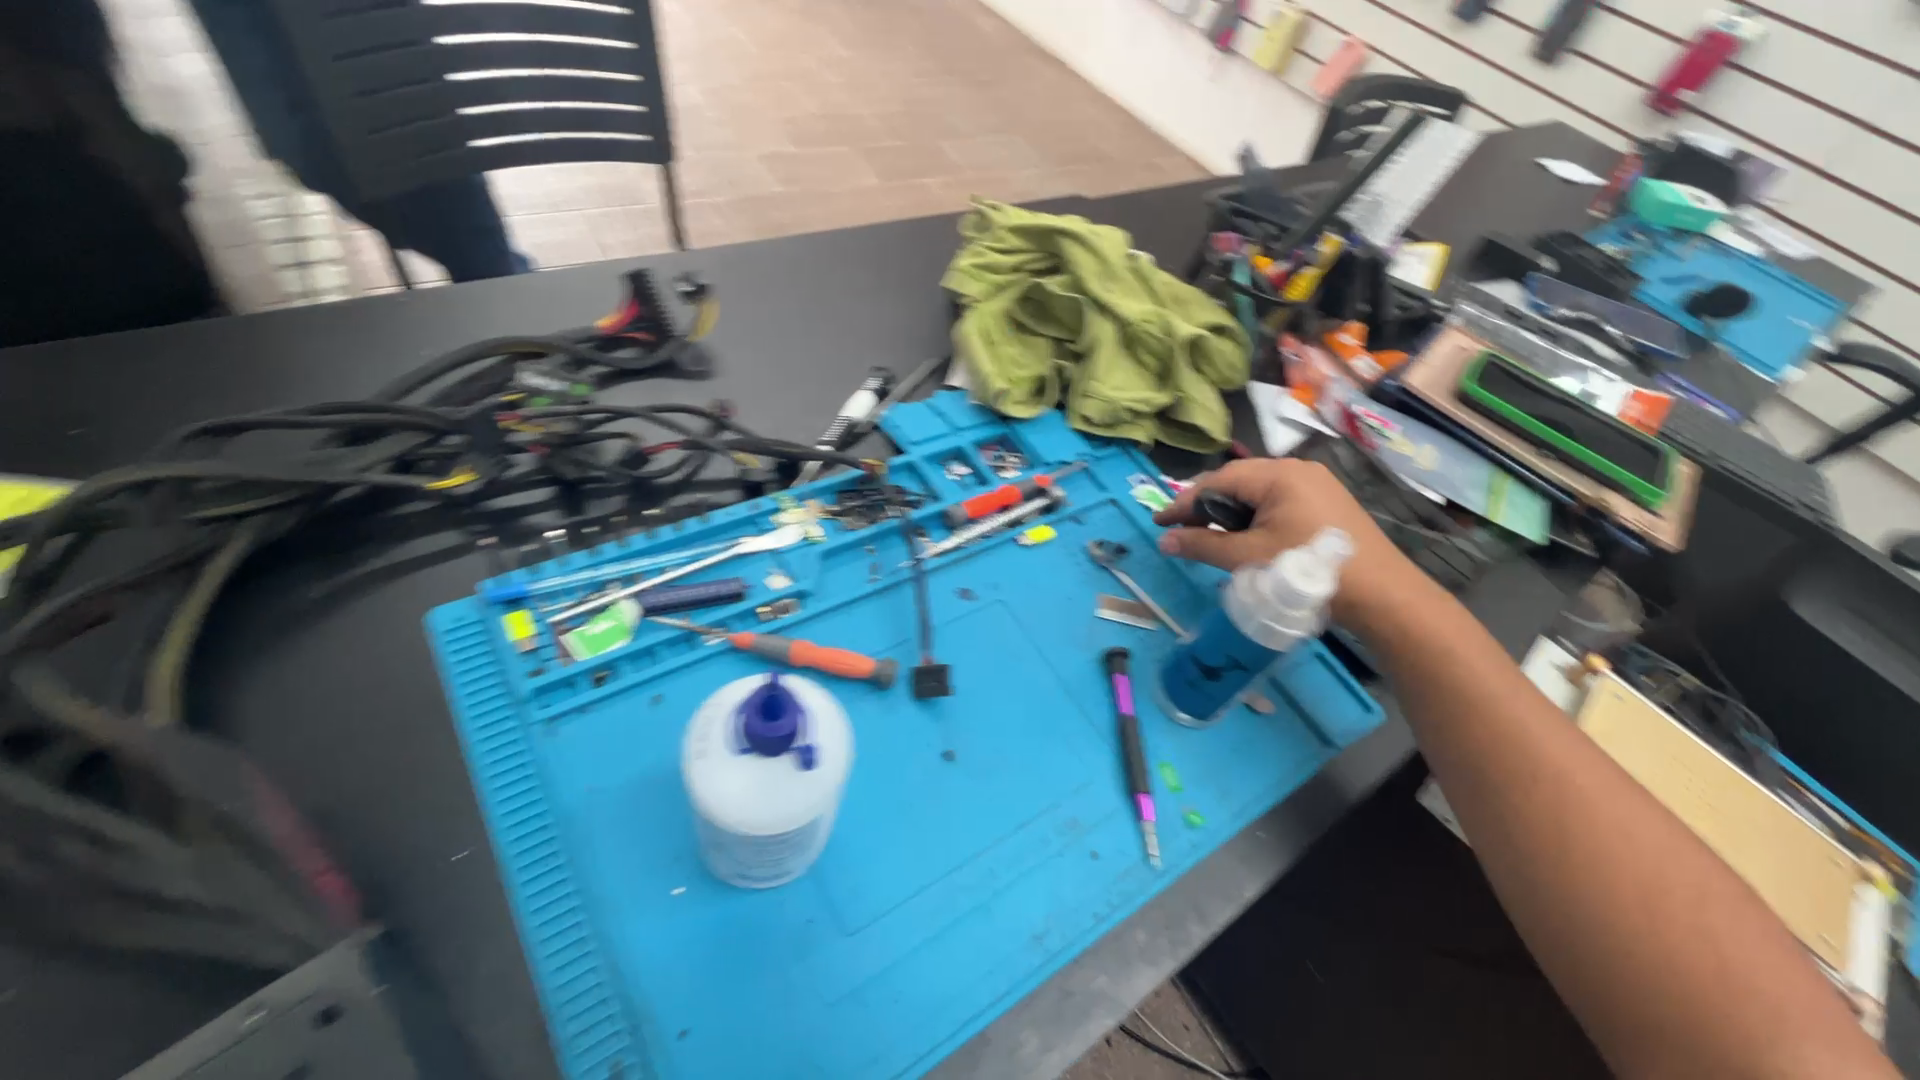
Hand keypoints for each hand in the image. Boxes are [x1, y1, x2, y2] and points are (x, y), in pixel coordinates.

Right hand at [1152, 458, 1419, 625]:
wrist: (1381, 596)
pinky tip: (1246, 540)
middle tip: (1181, 530)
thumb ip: (1203, 545)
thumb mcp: (1248, 558)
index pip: (1218, 480)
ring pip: (1259, 492)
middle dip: (1207, 506)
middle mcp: (1298, 470)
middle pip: (1238, 481)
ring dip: (1231, 513)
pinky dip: (1254, 518)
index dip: (1185, 502)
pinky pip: (1278, 502)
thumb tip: (1165, 541)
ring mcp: (1317, 486)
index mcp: (1278, 475)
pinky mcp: (1327, 504)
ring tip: (1211, 538)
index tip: (1159, 522)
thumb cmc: (1307, 570)